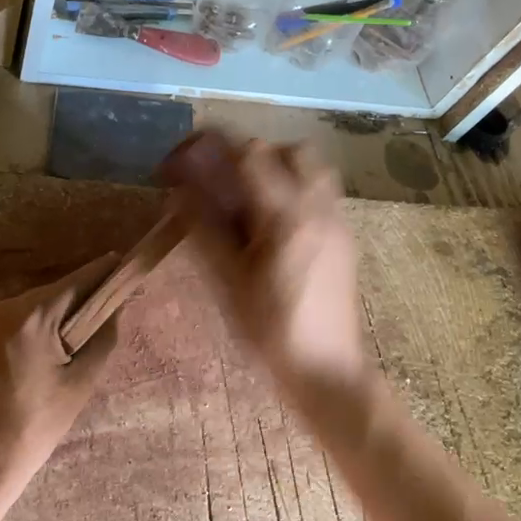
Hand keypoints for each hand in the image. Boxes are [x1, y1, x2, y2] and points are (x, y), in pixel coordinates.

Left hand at [0, 257, 120, 497]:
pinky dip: (35, 324)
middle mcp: (2, 308)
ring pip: (33, 305)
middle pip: (52, 293)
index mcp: (30, 317)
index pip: (74, 282)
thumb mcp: (80, 383)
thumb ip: (102, 338)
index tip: (122, 263)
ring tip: (81, 332)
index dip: (101, 273)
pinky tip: (50, 346)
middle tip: (109, 306)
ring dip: (56, 313)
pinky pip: (15, 318)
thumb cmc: (37, 425)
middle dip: (80, 298)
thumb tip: (115, 306)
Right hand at [162, 131, 368, 400]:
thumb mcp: (227, 282)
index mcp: (287, 215)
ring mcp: (336, 221)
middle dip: (243, 152)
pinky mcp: (343, 237)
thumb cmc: (271, 333)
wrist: (328, 373)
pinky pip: (319, 190)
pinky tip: (267, 219)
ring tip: (242, 193)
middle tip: (213, 177)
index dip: (208, 147)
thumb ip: (203, 228)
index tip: (179, 162)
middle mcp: (318, 207)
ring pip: (309, 166)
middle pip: (284, 150)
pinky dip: (291, 186)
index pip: (248, 154)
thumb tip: (177, 190)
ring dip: (273, 165)